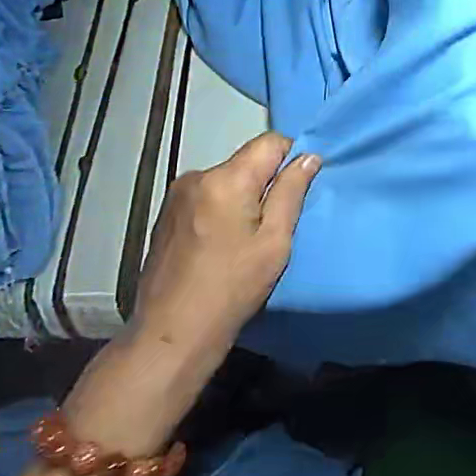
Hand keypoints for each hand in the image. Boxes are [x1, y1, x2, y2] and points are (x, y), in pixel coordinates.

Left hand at [61, 132, 319, 453]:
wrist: (172, 333)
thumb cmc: (232, 289)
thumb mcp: (274, 242)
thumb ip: (291, 193)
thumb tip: (308, 156)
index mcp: (225, 179)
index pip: (270, 142)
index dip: (291, 158)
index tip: (299, 190)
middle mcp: (197, 175)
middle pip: (246, 162)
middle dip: (265, 183)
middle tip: (275, 224)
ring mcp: (177, 194)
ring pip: (226, 180)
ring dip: (242, 198)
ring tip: (246, 239)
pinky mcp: (166, 214)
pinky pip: (206, 196)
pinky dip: (221, 209)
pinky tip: (221, 244)